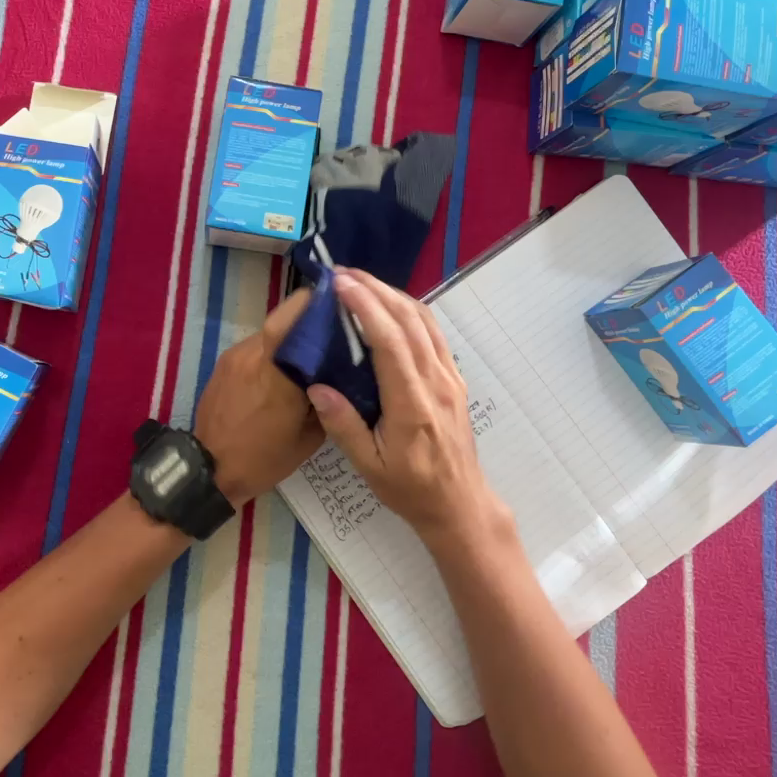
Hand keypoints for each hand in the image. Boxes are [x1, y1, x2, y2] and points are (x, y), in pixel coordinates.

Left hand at [193, 289, 320, 506]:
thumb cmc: (264, 459)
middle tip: (329, 323)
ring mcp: (235, 357)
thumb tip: (337, 374)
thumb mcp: (309, 437)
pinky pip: (254, 346)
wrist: (211, 469)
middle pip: (281, 320)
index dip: (315, 307)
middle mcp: (254, 357)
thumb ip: (326, 400)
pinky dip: (271, 348)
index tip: (338, 305)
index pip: (295, 322)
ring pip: (267, 331)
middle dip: (305, 316)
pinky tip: (283, 363)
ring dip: (287, 334)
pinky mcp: (223, 362)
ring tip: (309, 346)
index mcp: (278, 375)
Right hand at [306, 269, 501, 538]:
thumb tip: (316, 386)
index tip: (341, 284)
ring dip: (393, 294)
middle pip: (409, 320)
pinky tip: (390, 305)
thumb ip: (344, 425)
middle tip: (342, 272)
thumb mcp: (369, 466)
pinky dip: (410, 310)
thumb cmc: (410, 489)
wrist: (459, 504)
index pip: (390, 342)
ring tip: (362, 282)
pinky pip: (433, 333)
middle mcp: (435, 382)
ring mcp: (449, 377)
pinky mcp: (454, 378)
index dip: (366, 307)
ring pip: (425, 321)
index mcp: (412, 404)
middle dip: (376, 289)